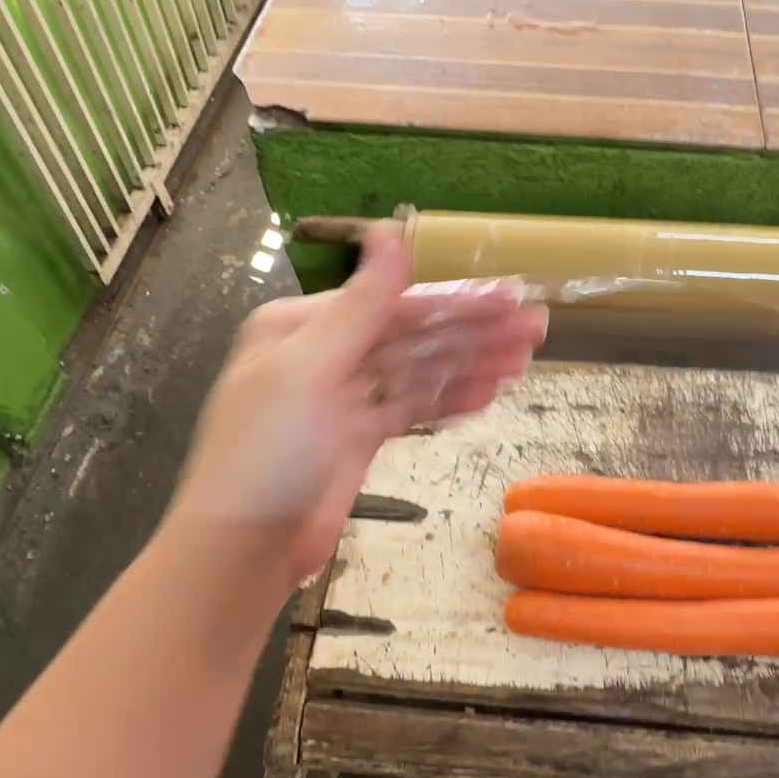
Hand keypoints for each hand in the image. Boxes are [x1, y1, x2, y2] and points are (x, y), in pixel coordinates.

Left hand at [171, 224, 547, 581]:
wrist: (245, 545)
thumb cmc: (267, 453)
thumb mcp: (309, 371)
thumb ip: (360, 306)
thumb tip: (392, 232)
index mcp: (304, 327)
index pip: (393, 306)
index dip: (455, 303)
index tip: (510, 299)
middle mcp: (325, 355)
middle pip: (411, 337)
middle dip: (472, 333)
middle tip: (533, 328)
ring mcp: (344, 400)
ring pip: (417, 373)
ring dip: (469, 366)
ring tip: (523, 362)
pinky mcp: (358, 439)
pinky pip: (411, 410)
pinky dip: (447, 402)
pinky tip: (487, 394)